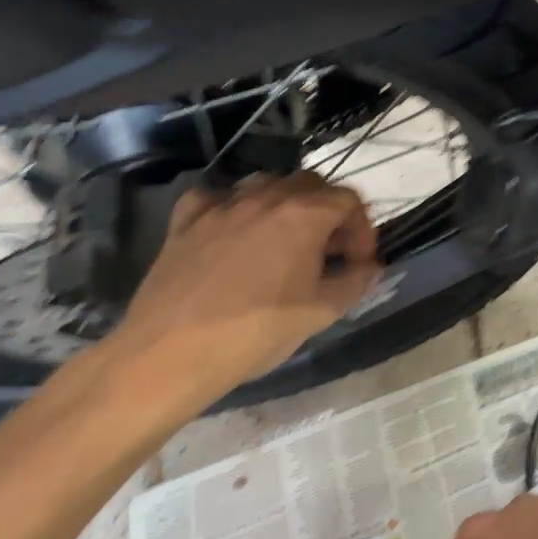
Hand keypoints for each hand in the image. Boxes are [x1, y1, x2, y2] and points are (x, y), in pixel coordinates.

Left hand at [105, 171, 382, 408]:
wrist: (170, 354)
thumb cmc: (256, 331)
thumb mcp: (321, 313)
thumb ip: (355, 282)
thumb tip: (368, 267)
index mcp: (305, 214)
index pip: (349, 200)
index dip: (362, 229)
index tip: (359, 263)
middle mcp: (265, 198)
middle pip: (310, 184)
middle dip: (327, 212)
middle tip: (327, 251)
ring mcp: (221, 207)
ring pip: (265, 184)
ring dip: (284, 205)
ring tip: (284, 240)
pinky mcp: (185, 223)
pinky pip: (214, 198)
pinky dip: (231, 207)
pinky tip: (232, 230)